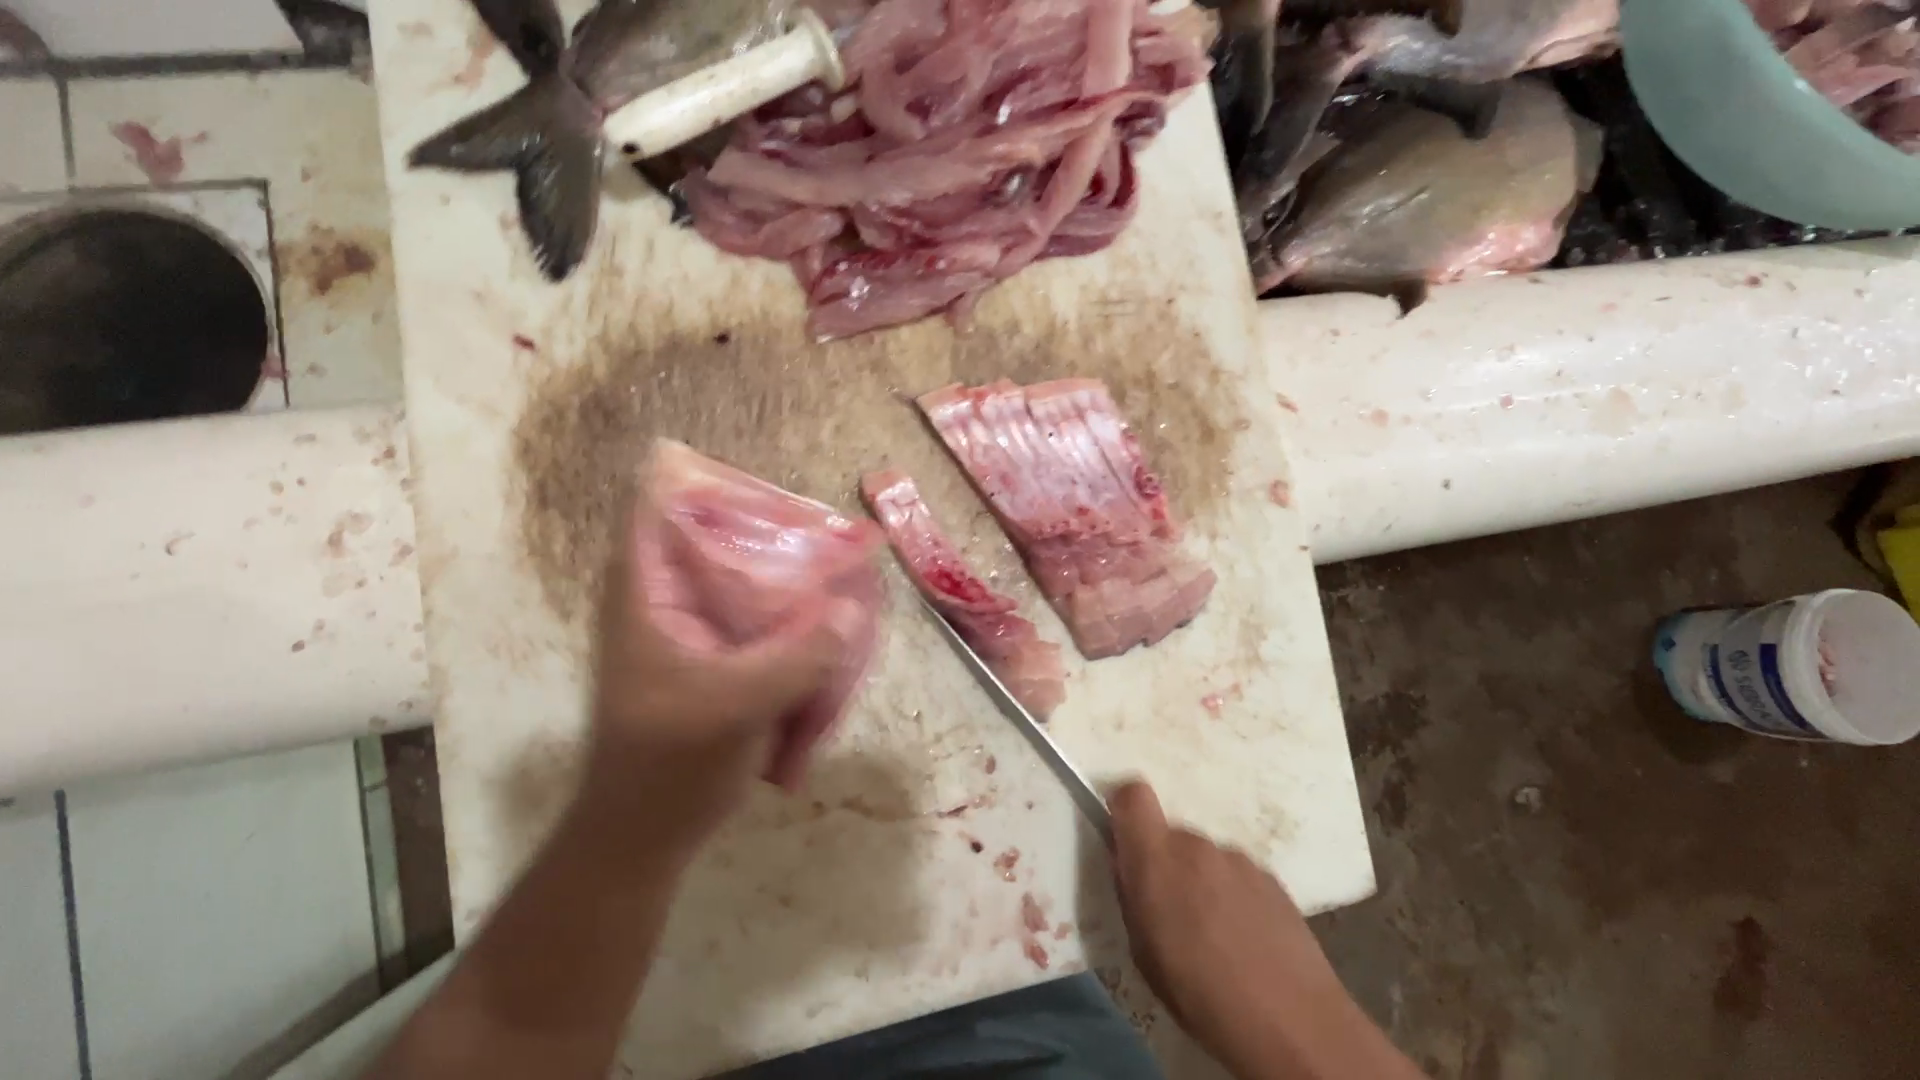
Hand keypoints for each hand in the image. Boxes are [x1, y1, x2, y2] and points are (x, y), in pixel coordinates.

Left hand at [584, 496, 863, 857]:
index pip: (660, 500)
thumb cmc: (669, 766)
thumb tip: (853, 612)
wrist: (646, 837)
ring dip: (789, 580)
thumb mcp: (735, 707)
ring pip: (745, 579)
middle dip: (773, 533)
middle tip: (830, 535)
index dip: (712, 479)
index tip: (774, 490)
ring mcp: (693, 627)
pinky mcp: (718, 658)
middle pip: (717, 534)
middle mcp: (666, 595)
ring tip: (841, 575)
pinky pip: (760, 618)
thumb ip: (797, 657)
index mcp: (647, 589)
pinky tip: (830, 629)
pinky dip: (792, 619)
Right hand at [1111, 781, 1417, 1079]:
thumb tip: (1129, 867)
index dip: (1124, 810)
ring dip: (1201, 881)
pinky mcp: (1272, 878)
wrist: (1291, 1021)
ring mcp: (1239, 859)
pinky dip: (1232, 896)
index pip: (1132, 795)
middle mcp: (1197, 846)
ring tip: (1213, 934)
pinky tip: (1243, 939)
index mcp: (1157, 859)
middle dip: (1165, 863)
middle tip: (1171, 912)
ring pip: (1205, 857)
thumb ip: (1132, 896)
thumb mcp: (1142, 952)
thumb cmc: (1199, 994)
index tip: (1124, 840)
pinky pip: (1236, 876)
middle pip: (1171, 835)